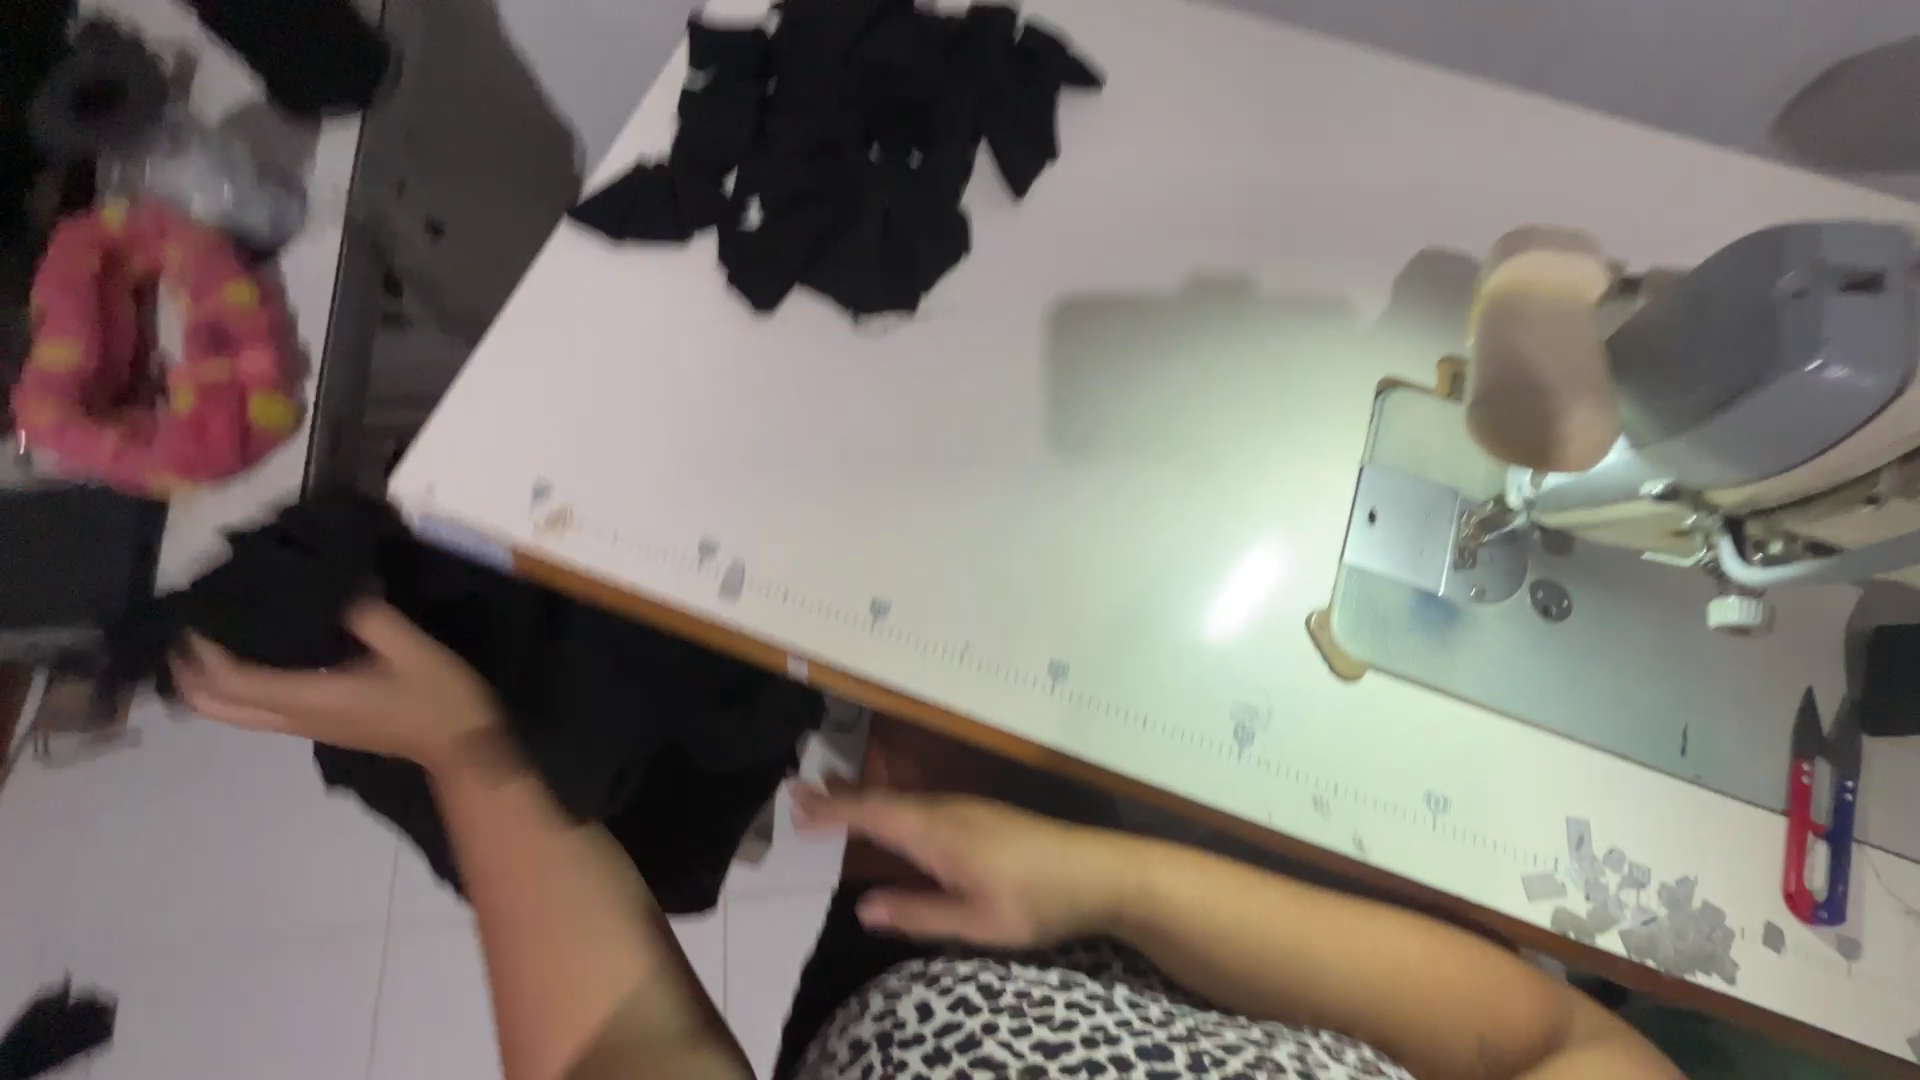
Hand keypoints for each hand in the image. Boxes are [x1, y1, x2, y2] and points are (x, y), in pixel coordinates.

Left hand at [171, 599, 503, 774]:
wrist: (463, 744)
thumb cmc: (438, 697)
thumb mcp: (413, 649)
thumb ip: (370, 617)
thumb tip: (338, 589)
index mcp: (310, 698)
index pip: (230, 679)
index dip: (203, 649)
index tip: (203, 612)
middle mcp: (295, 717)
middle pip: (214, 706)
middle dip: (189, 672)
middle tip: (194, 632)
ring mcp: (308, 727)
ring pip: (232, 713)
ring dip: (211, 683)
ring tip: (219, 645)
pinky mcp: (323, 728)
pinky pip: (258, 712)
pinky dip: (240, 689)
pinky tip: (262, 664)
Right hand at [792, 783, 1134, 947]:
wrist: (1097, 870)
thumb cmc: (1035, 900)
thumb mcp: (975, 922)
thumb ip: (917, 913)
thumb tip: (863, 907)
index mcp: (937, 832)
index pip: (873, 815)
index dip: (833, 810)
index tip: (795, 803)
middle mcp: (945, 809)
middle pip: (883, 799)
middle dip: (841, 797)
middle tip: (799, 792)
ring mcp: (965, 807)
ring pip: (902, 799)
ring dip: (864, 800)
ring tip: (831, 801)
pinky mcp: (980, 814)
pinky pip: (920, 805)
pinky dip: (891, 807)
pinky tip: (890, 822)